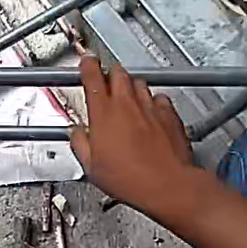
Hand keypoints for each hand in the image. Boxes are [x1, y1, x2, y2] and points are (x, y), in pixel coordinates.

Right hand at [69, 56, 210, 220]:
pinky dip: (152, 101)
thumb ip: (80, 142)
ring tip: (126, 100)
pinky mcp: (169, 115)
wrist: (167, 185)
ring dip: (130, 88)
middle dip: (110, 75)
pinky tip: (149, 113)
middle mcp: (127, 104)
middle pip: (117, 73)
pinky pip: (159, 98)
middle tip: (105, 84)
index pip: (92, 76)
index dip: (88, 65)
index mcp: (103, 113)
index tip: (86, 62)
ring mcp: (150, 107)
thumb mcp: (91, 165)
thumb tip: (76, 133)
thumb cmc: (130, 177)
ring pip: (138, 83)